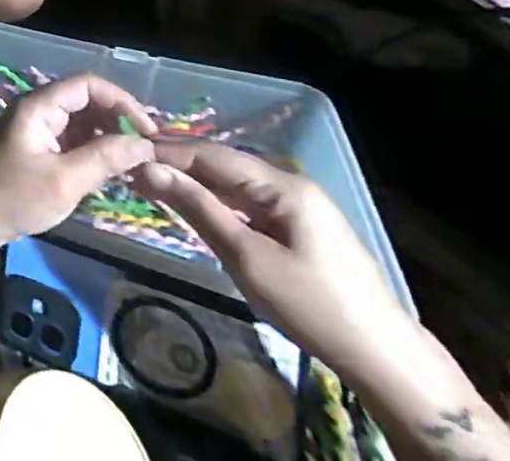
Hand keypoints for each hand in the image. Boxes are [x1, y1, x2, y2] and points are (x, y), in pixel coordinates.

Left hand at [0, 74, 159, 260]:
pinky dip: (94, 147)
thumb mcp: (65, 180)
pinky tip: (114, 168)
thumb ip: (105, 157)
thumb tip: (145, 143)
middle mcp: (37, 109)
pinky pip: (72, 137)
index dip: (122, 101)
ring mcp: (36, 128)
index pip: (87, 84)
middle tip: (146, 148)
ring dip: (108, 134)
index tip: (148, 130)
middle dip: (118, 118)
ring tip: (136, 160)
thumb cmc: (15, 198)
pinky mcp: (38, 146)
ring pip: (81, 119)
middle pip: (86, 99)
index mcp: (38, 107)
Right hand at [134, 141, 418, 376]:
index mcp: (282, 185)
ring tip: (150, 186)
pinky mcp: (297, 225)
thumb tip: (150, 169)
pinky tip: (190, 206)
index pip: (211, 154)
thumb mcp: (247, 257)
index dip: (166, 153)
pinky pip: (245, 201)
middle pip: (221, 163)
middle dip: (176, 165)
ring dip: (193, 183)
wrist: (383, 358)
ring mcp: (296, 205)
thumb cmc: (312, 305)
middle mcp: (289, 184)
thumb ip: (198, 208)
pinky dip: (214, 201)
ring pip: (232, 183)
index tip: (126, 156)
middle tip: (131, 172)